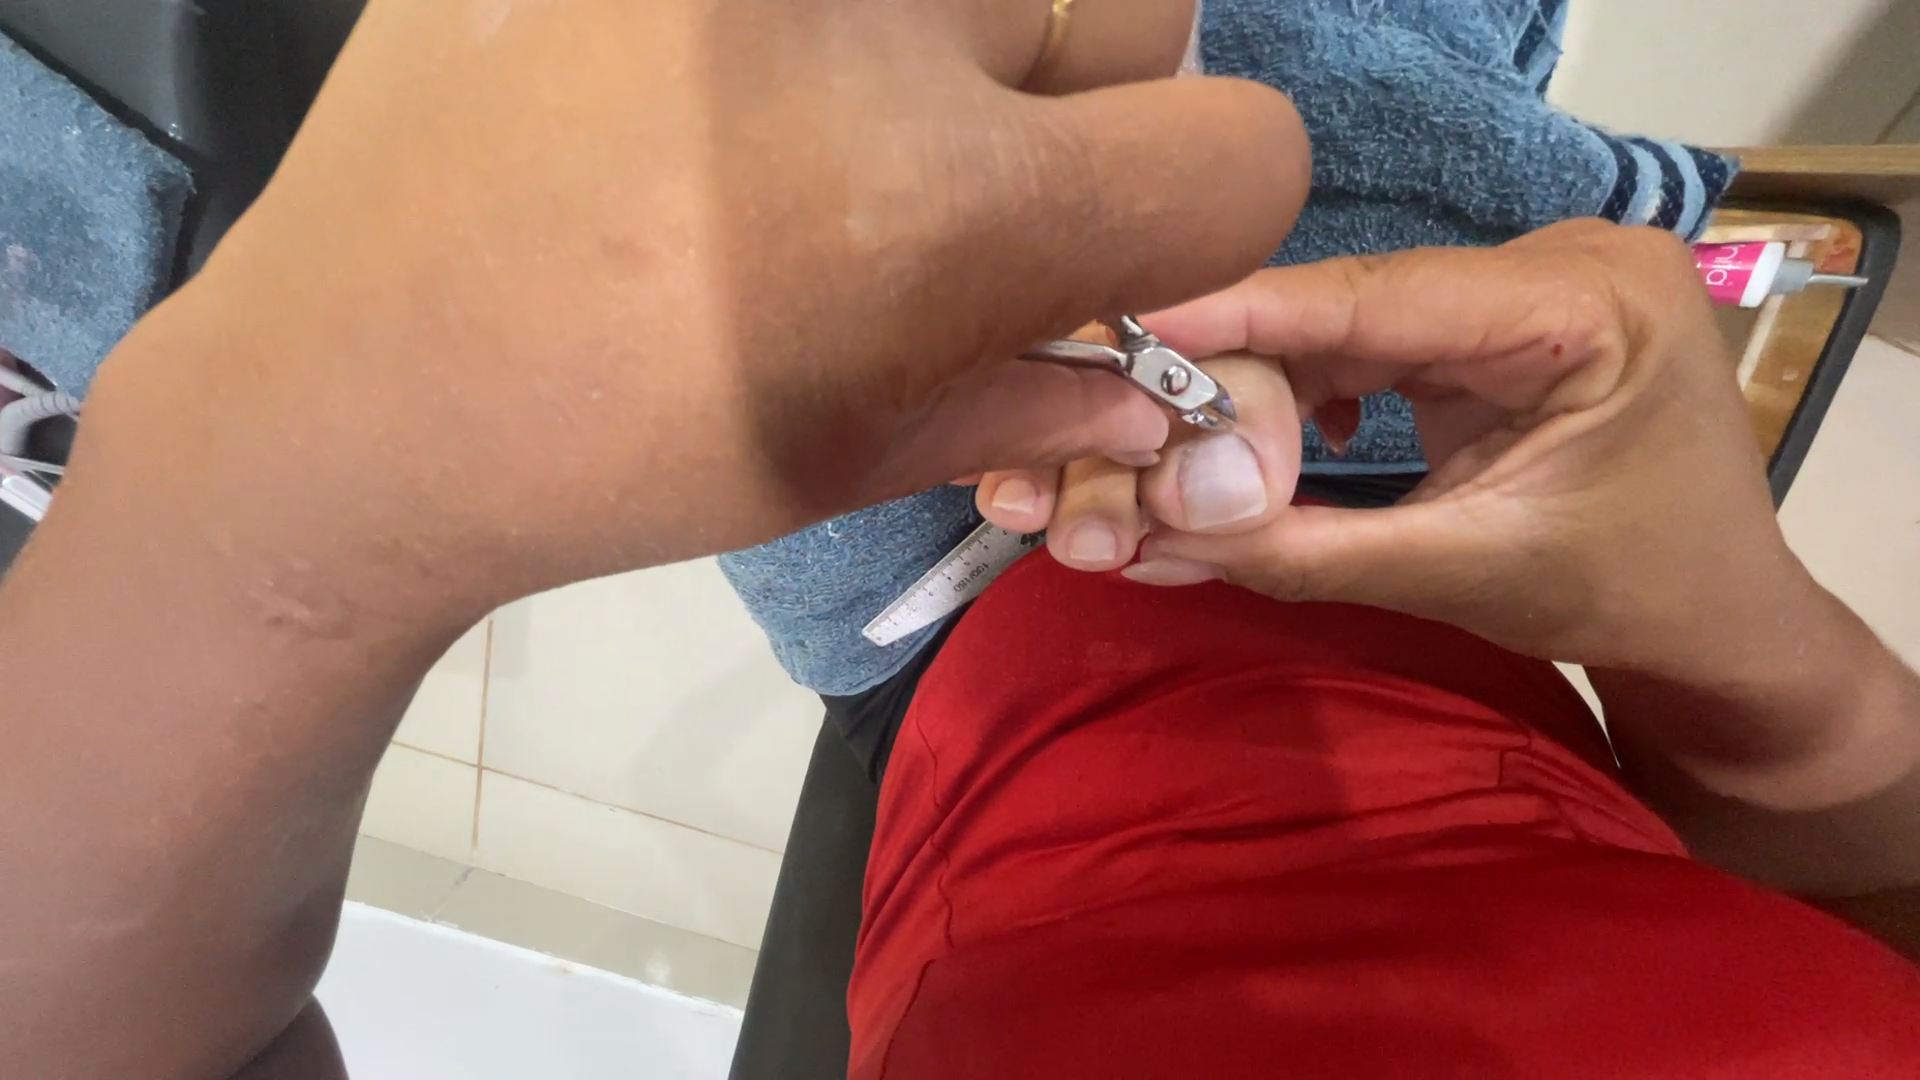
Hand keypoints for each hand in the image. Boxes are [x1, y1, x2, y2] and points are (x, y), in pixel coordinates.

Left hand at [76, 0, 1308, 615]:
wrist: (376, 394)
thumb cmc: (641, 462)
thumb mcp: (864, 457)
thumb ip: (1041, 397)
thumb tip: (1159, 384)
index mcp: (949, 211)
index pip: (1247, 155)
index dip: (1211, 222)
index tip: (1125, 261)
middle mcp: (883, 20)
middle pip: (1149, 11)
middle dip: (1100, 122)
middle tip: (976, 194)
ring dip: (986, 50)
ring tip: (847, 132)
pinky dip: (852, 31)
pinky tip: (742, 92)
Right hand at [1100, 221, 1812, 680]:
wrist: (1709, 615)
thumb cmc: (1623, 592)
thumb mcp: (1454, 573)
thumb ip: (1298, 554)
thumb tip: (1148, 545)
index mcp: (1583, 305)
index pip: (1373, 298)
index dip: (1239, 315)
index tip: (1131, 331)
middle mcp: (1542, 271)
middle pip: (1335, 315)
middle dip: (1229, 379)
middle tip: (1135, 433)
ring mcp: (1502, 297)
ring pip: (1328, 334)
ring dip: (1246, 394)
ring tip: (1173, 446)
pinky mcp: (1468, 335)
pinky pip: (1346, 355)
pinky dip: (1287, 401)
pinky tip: (1256, 441)